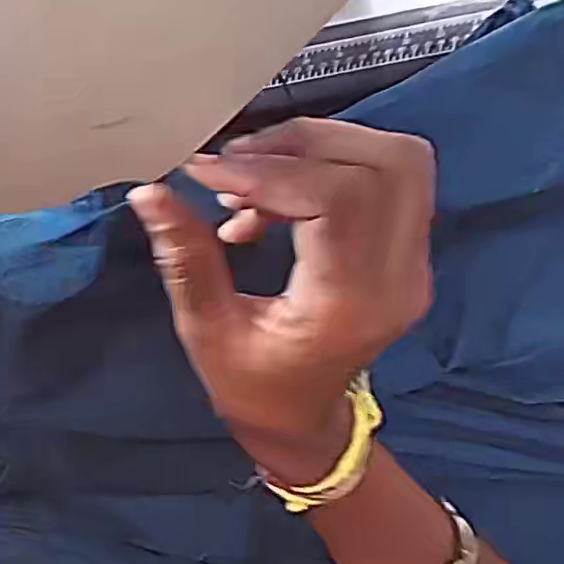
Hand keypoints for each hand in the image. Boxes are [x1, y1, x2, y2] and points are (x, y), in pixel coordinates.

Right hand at [128, 117, 434, 469]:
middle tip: (232, 162)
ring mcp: (415, 262)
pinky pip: (386, 179)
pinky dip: (325, 167)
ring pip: (396, 161)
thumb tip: (149, 193)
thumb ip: (184, 257)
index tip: (201, 170)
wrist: (300, 418)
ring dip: (317, 148)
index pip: (334, 200)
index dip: (264, 171)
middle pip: (385, 164)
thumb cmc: (247, 385)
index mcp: (346, 305)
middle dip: (299, 145)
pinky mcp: (408, 250)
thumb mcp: (204, 328)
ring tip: (250, 172)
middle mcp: (399, 277)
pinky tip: (270, 198)